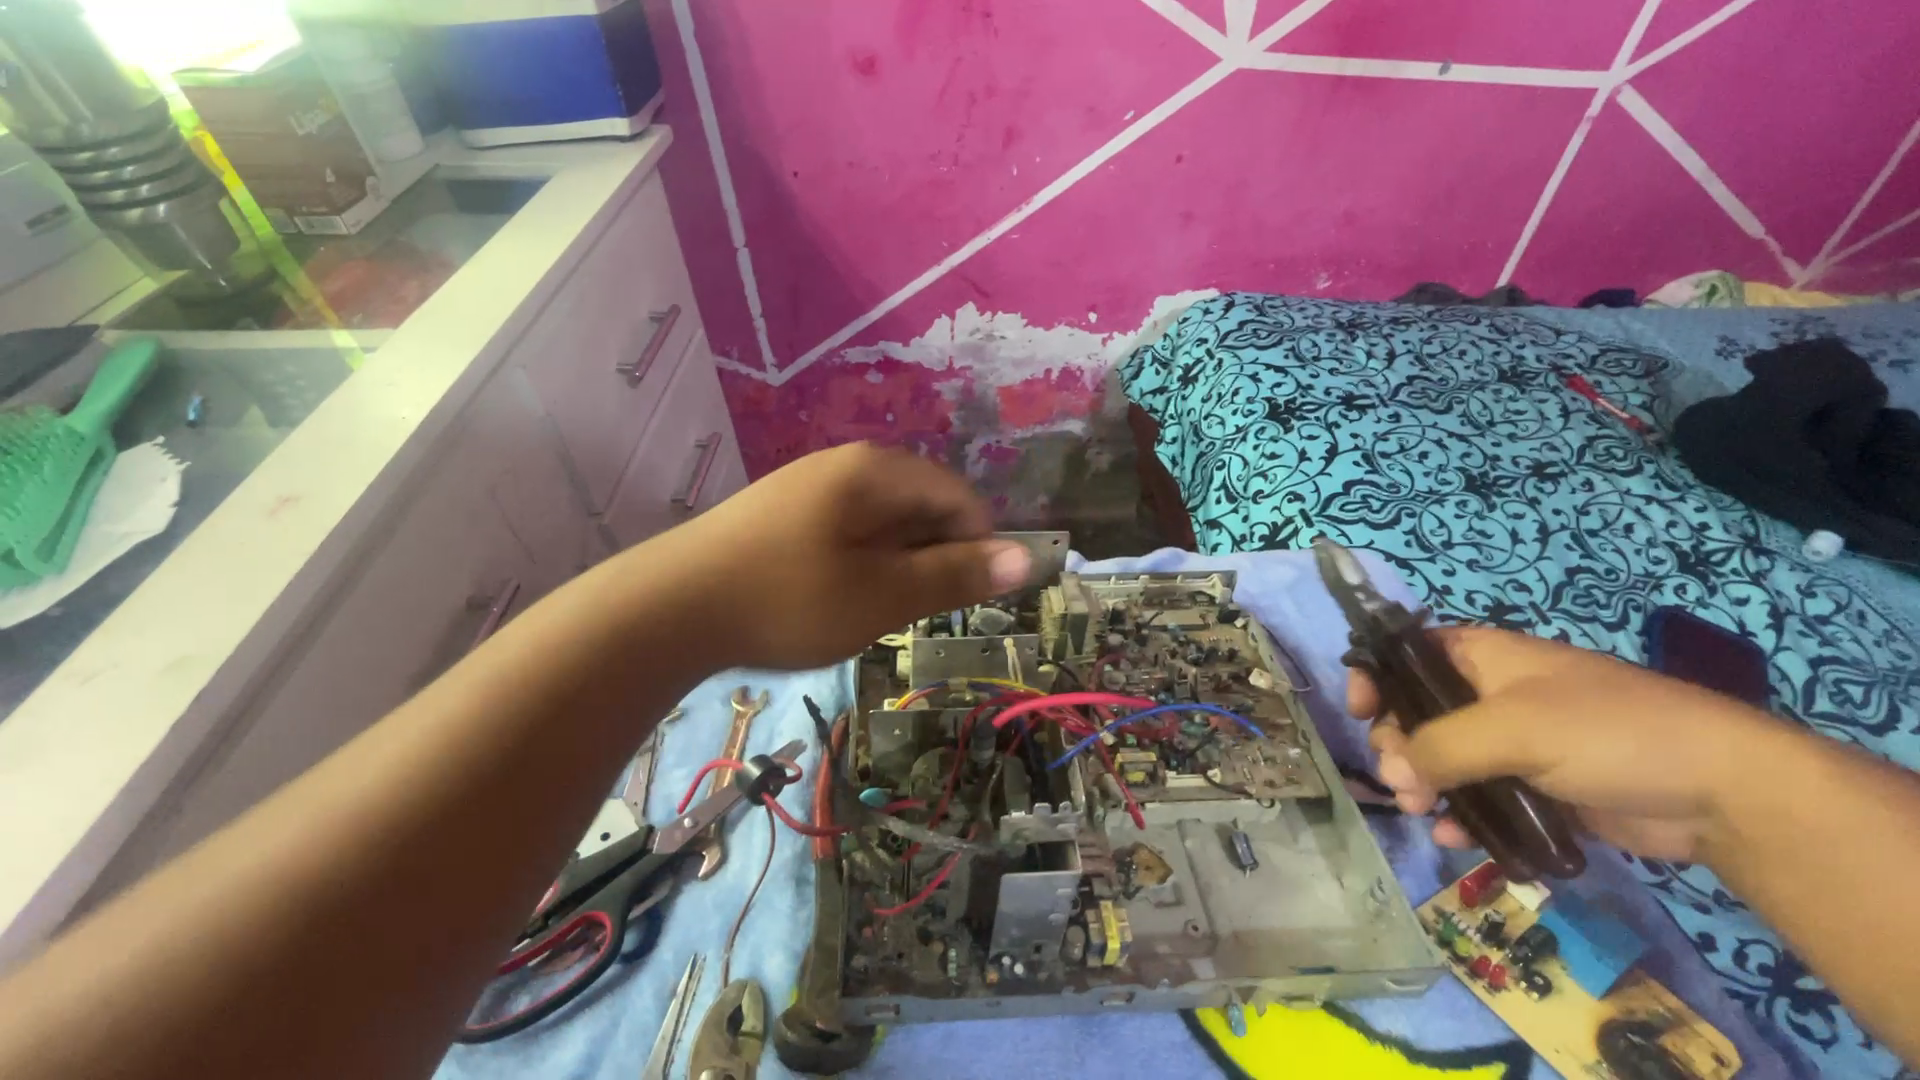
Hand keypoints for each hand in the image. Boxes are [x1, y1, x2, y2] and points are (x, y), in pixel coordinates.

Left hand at [653, 442, 1033, 669]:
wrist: (668, 609)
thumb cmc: (788, 599)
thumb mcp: (882, 595)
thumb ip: (954, 575)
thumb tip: (1028, 558)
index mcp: (877, 471)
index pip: (959, 497)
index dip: (978, 547)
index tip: (966, 599)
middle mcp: (846, 464)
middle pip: (921, 504)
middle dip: (932, 557)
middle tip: (912, 611)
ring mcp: (808, 485)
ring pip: (882, 522)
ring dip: (896, 565)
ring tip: (871, 610)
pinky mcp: (782, 512)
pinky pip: (846, 530)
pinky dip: (859, 564)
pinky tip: (833, 599)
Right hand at [1349, 626, 1796, 861]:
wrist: (1720, 790)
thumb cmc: (1607, 731)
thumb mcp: (1512, 728)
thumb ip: (1440, 748)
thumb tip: (1391, 775)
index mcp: (1483, 657)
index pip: (1406, 654)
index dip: (1375, 676)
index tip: (1358, 712)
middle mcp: (1490, 694)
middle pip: (1415, 712)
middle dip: (1398, 747)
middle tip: (1404, 782)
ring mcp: (1513, 743)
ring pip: (1442, 760)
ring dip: (1423, 786)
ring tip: (1424, 814)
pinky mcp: (1535, 788)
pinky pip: (1478, 797)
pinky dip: (1461, 816)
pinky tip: (1455, 839)